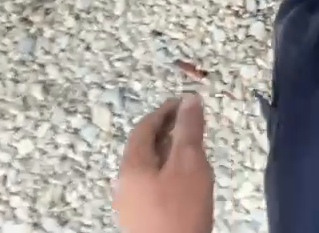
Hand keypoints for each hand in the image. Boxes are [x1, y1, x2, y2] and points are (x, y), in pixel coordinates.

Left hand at [114, 95, 214, 232]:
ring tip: (194, 146)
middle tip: (192, 120)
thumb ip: (189, 129)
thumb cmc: (180, 208)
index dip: (165, 110)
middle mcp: (124, 184)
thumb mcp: (189, 162)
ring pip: (148, 165)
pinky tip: (186, 176)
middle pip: (143, 146)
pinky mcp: (140, 219)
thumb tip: (190, 99)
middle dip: (168, 128)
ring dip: (169, 149)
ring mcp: (130, 204)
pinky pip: (151, 182)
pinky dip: (167, 168)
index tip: (187, 100)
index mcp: (132, 167)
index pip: (143, 127)